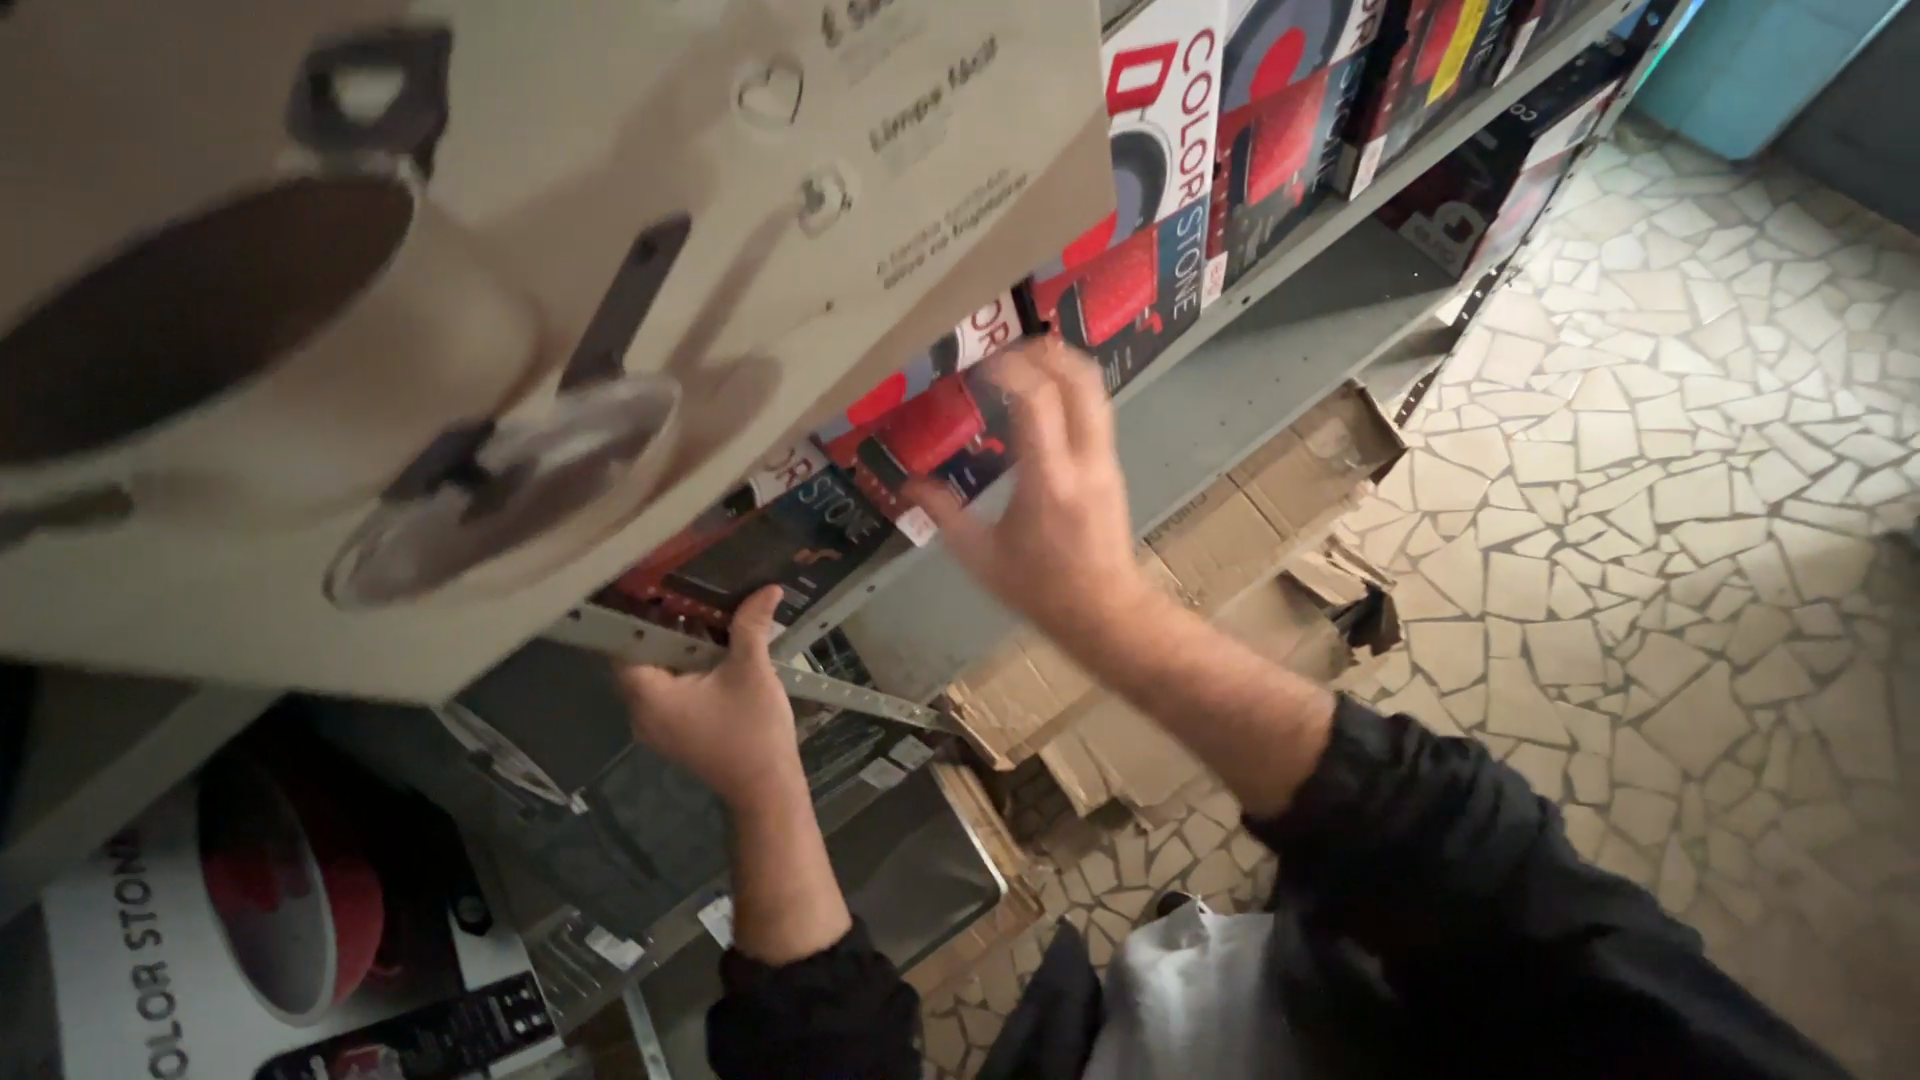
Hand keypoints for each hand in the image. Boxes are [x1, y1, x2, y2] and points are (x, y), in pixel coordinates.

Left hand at [615, 586, 802, 812]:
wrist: (766, 787)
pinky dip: (685, 668)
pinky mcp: (674, 732)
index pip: (625, 647)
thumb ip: (750, 627)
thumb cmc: (753, 730)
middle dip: (663, 626)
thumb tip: (769, 588)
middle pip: (640, 659)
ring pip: (656, 674)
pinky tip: (712, 648)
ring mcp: (656, 726)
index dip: (639, 616)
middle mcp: (642, 713)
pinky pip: (669, 691)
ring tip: (702, 613)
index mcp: (650, 697)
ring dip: (677, 647)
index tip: (658, 587)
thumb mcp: (752, 671)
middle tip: (685, 593)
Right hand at [907, 338, 1152, 641]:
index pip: (1037, 401)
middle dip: (1046, 353)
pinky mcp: (1113, 468)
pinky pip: (1097, 412)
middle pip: (1079, 382)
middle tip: (1010, 346)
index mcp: (1048, 481)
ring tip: (1030, 358)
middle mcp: (1084, 462)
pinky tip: (1048, 396)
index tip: (982, 364)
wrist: (1103, 611)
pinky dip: (1074, 390)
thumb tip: (908, 484)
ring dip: (1065, 366)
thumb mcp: (981, 557)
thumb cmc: (1039, 588)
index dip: (1010, 370)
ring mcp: (1105, 462)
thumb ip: (944, 515)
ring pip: (1096, 393)